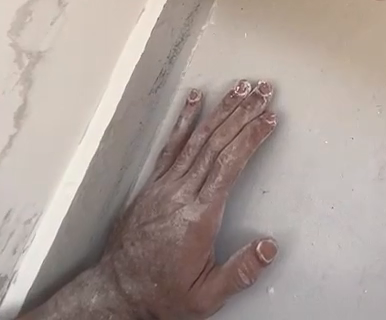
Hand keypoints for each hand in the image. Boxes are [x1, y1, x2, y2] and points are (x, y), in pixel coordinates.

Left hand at [95, 81, 279, 317]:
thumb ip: (240, 271)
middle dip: (243, 113)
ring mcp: (165, 185)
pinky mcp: (153, 184)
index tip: (269, 118)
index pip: (230, 165)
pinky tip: (195, 99)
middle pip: (217, 143)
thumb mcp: (206, 297)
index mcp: (199, 217)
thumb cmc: (163, 295)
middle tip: (263, 91)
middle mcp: (182, 194)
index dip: (251, 138)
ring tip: (240, 88)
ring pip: (197, 138)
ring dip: (221, 110)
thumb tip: (269, 246)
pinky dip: (184, 119)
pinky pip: (171, 145)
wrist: (116, 294)